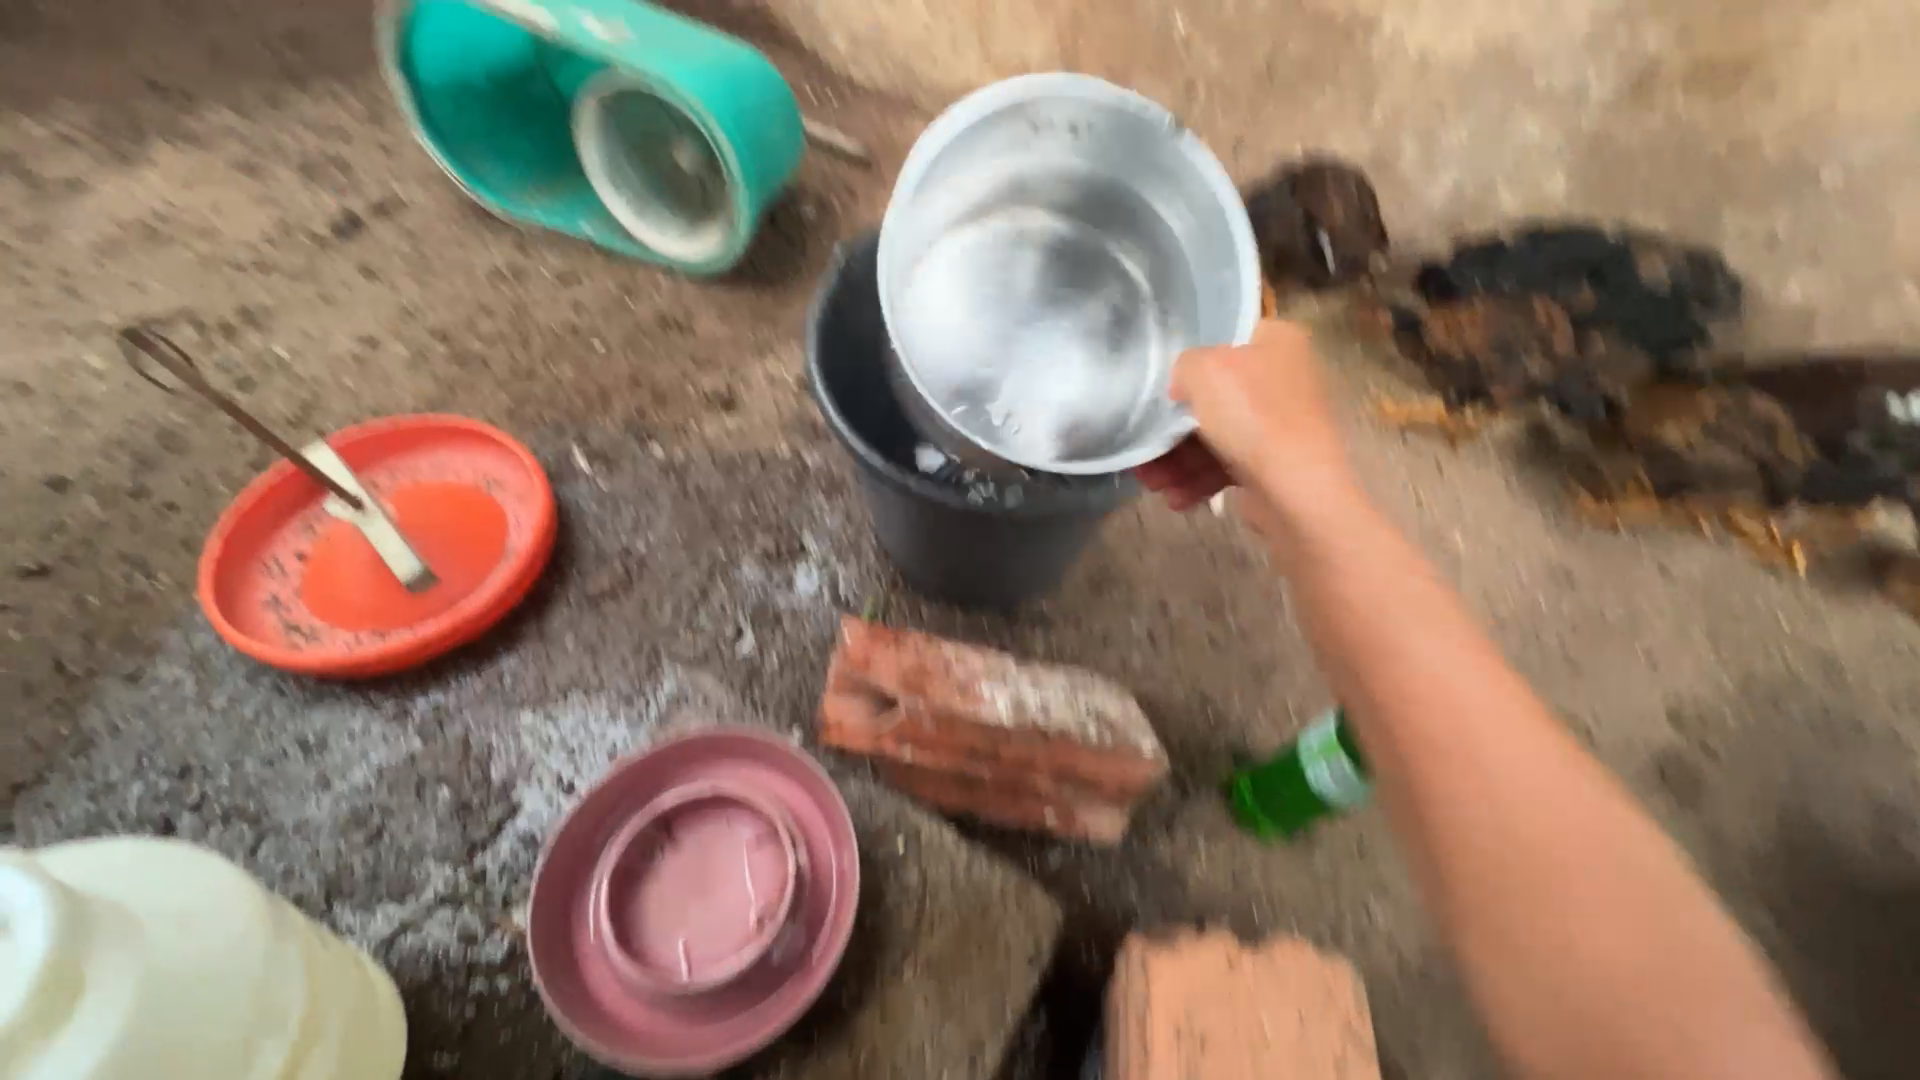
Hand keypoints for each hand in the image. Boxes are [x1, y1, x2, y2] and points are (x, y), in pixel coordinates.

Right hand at [1138, 320, 1357, 521]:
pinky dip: (1198, 481)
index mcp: (1275, 342)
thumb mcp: (1205, 370)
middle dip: (1170, 431)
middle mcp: (1281, 378)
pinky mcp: (1273, 463)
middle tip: (1144, 453)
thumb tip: (1181, 386)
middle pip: (1210, 398)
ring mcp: (1279, 423)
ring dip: (1177, 462)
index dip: (1185, 365)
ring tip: (1154, 484)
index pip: (1221, 342)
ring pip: (1213, 437)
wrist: (1299, 489)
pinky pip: (1225, 466)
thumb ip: (1183, 364)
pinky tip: (1176, 498)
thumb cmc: (1253, 416)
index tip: (1159, 390)